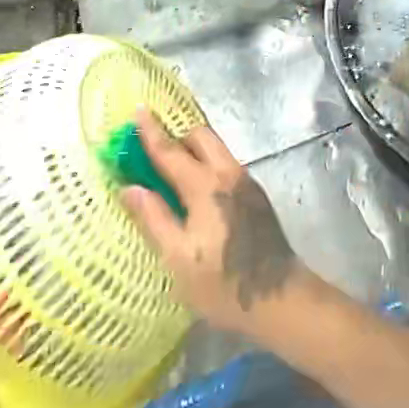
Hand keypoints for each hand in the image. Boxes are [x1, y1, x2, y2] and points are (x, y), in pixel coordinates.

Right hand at [118, 106, 318, 339]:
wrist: (278, 296)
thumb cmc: (222, 283)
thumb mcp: (178, 256)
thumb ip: (154, 218)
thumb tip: (130, 188)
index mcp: (206, 185)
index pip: (172, 150)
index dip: (152, 132)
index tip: (138, 110)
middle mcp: (229, 173)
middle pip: (201, 137)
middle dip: (177, 135)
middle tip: (152, 148)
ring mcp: (246, 182)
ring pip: (217, 149)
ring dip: (193, 150)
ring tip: (170, 169)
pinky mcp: (255, 194)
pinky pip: (226, 164)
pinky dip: (206, 164)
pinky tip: (194, 189)